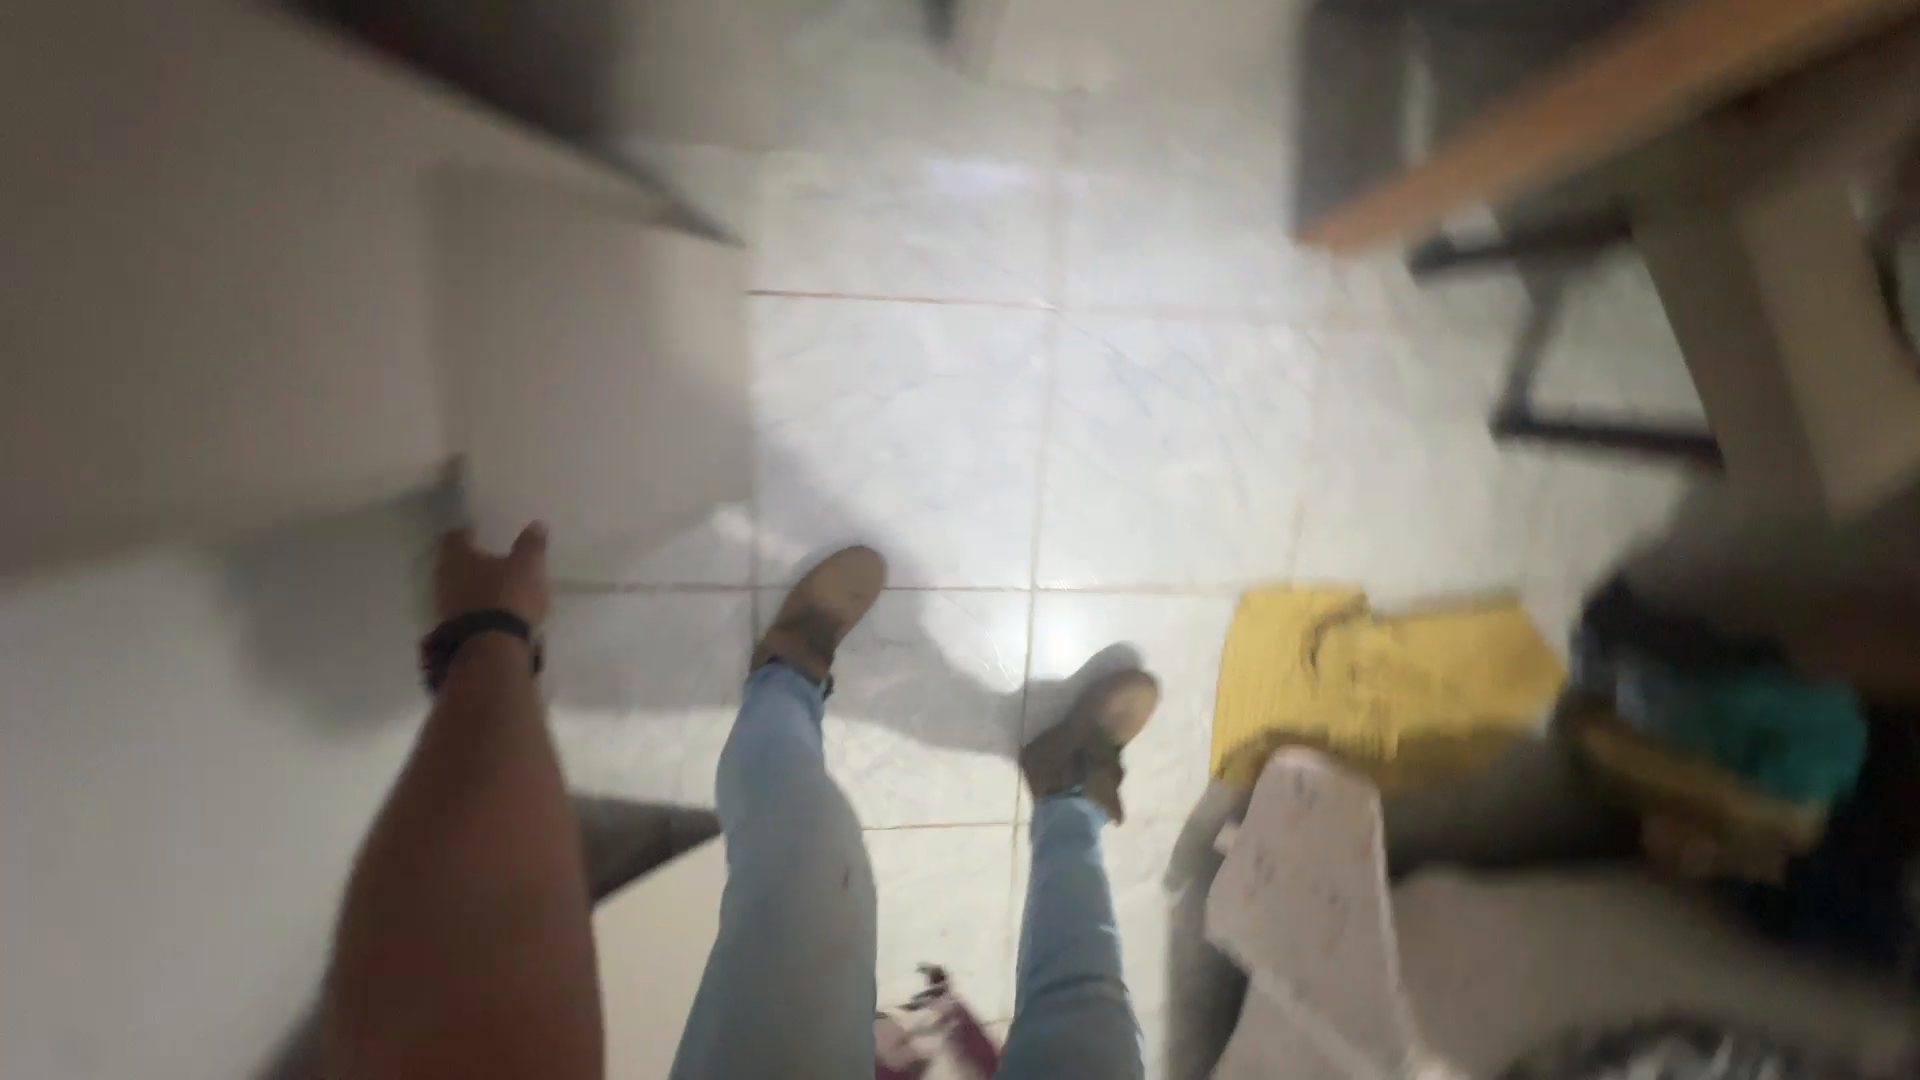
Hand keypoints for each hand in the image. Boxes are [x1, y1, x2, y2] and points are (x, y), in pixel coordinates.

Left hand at [435, 522, 549, 625]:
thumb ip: (531, 545)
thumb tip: (537, 524)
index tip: (475, 530)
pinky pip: (462, 607)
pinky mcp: (453, 627)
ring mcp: (445, 604)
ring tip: (491, 583)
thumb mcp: (528, 566)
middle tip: (485, 555)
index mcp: (459, 557)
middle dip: (469, 559)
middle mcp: (445, 577)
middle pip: (453, 562)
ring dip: (471, 583)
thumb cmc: (508, 596)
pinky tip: (490, 606)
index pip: (455, 536)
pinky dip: (474, 604)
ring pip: (456, 586)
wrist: (491, 645)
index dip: (466, 532)